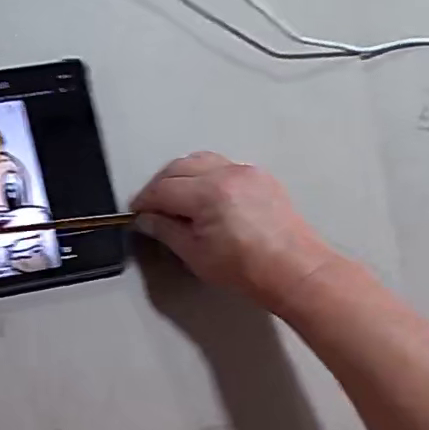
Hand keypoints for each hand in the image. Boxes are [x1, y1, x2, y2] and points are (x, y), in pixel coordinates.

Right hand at [130, 152, 340, 308]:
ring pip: (200, 161)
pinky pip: (222, 166)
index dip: (144, 201)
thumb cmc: (243, 268)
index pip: (162, 188)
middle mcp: (226, 173)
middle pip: (178, 168)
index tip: (135, 214)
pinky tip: (202, 198)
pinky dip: (204, 175)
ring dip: (181, 176)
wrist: (293, 269)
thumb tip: (146, 219)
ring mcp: (245, 171)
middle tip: (150, 208)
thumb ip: (166, 230)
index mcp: (208, 193)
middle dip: (159, 185)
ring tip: (174, 200)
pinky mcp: (259, 177)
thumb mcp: (194, 254)